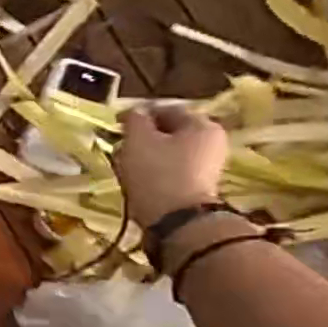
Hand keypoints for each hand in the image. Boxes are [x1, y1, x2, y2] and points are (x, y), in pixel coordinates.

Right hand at [115, 104, 230, 225]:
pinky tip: (137, 176)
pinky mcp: (198, 183)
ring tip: (124, 163)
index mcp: (202, 124)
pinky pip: (172, 167)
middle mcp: (212, 140)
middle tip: (120, 144)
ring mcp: (208, 163)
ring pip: (170, 150)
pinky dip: (154, 168)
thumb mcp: (139, 140)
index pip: (166, 109)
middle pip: (170, 131)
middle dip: (143, 136)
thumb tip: (134, 112)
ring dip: (147, 153)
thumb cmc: (156, 172)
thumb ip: (135, 120)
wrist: (175, 217)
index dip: (138, 114)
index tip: (115, 123)